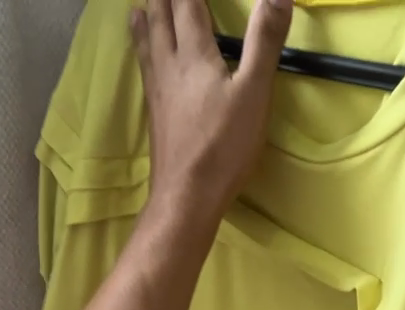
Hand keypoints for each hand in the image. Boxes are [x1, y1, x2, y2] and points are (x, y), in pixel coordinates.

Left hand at [131, 0, 292, 234]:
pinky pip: (145, 70)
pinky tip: (146, 61)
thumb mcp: (254, 92)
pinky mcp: (155, 115)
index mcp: (194, 54)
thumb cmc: (223, 147)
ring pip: (148, 44)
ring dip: (146, 19)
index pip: (188, 2)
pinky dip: (143, 52)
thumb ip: (264, 41)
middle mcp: (169, 65)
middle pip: (162, 18)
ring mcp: (158, 91)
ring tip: (140, 7)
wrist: (186, 196)